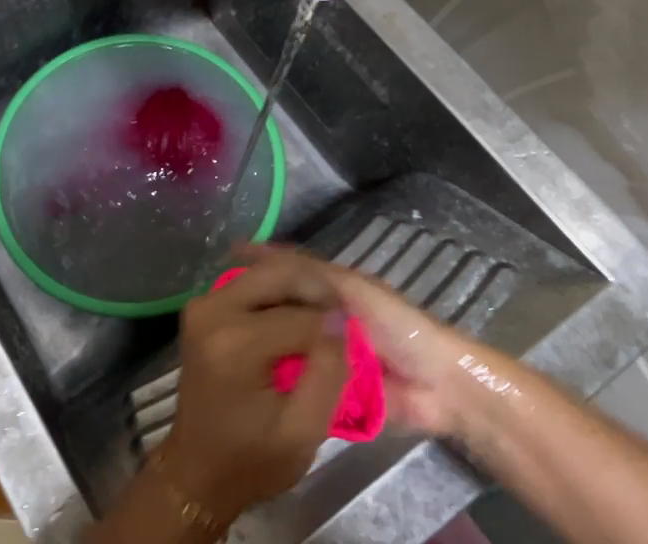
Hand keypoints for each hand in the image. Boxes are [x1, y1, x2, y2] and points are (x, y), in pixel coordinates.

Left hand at [161, 254, 348, 519]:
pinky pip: (252, 284)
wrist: (198, 469)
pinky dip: (282, 295)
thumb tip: (340, 319)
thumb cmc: (252, 459)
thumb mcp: (303, 430)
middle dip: (321, 291)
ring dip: (302, 289)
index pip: (305, 316)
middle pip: (281, 275)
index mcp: (235, 342)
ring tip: (329, 320)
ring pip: (267, 273)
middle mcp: (213, 309)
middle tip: (348, 319)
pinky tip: (302, 319)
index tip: (359, 346)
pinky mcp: (204, 306)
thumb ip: (328, 372)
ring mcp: (204, 303)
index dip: (338, 328)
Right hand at [235, 244, 493, 438]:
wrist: (435, 385)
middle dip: (251, 310)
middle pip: (280, 312)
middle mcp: (322, 322)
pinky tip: (244, 380)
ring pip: (283, 347)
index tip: (224, 259)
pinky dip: (275, 382)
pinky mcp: (327, 394)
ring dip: (260, 348)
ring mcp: (323, 358)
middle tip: (212, 312)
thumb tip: (256, 253)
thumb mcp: (350, 288)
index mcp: (329, 292)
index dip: (257, 266)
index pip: (285, 273)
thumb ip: (307, 274)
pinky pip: (295, 385)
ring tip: (219, 346)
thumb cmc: (396, 325)